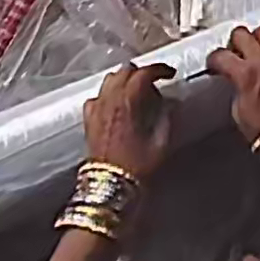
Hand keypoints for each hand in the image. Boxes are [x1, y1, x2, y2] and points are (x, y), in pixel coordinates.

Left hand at [83, 63, 176, 178]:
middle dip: (141, 72)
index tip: (170, 74)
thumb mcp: (160, 144)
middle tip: (155, 83)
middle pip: (125, 71)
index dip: (159, 69)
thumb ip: (167, 118)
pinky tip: (115, 105)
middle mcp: (109, 100)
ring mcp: (96, 109)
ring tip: (136, 91)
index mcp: (128, 102)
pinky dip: (108, 94)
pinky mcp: (88, 120)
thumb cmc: (137, 168)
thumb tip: (171, 102)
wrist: (108, 191)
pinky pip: (97, 96)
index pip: (143, 73)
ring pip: (109, 79)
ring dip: (124, 79)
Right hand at [206, 25, 259, 139]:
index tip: (214, 64)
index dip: (213, 59)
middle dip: (234, 41)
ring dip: (258, 35)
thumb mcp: (237, 108)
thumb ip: (235, 85)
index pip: (221, 56)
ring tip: (256, 44)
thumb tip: (234, 76)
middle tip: (235, 51)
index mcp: (244, 74)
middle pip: (242, 34)